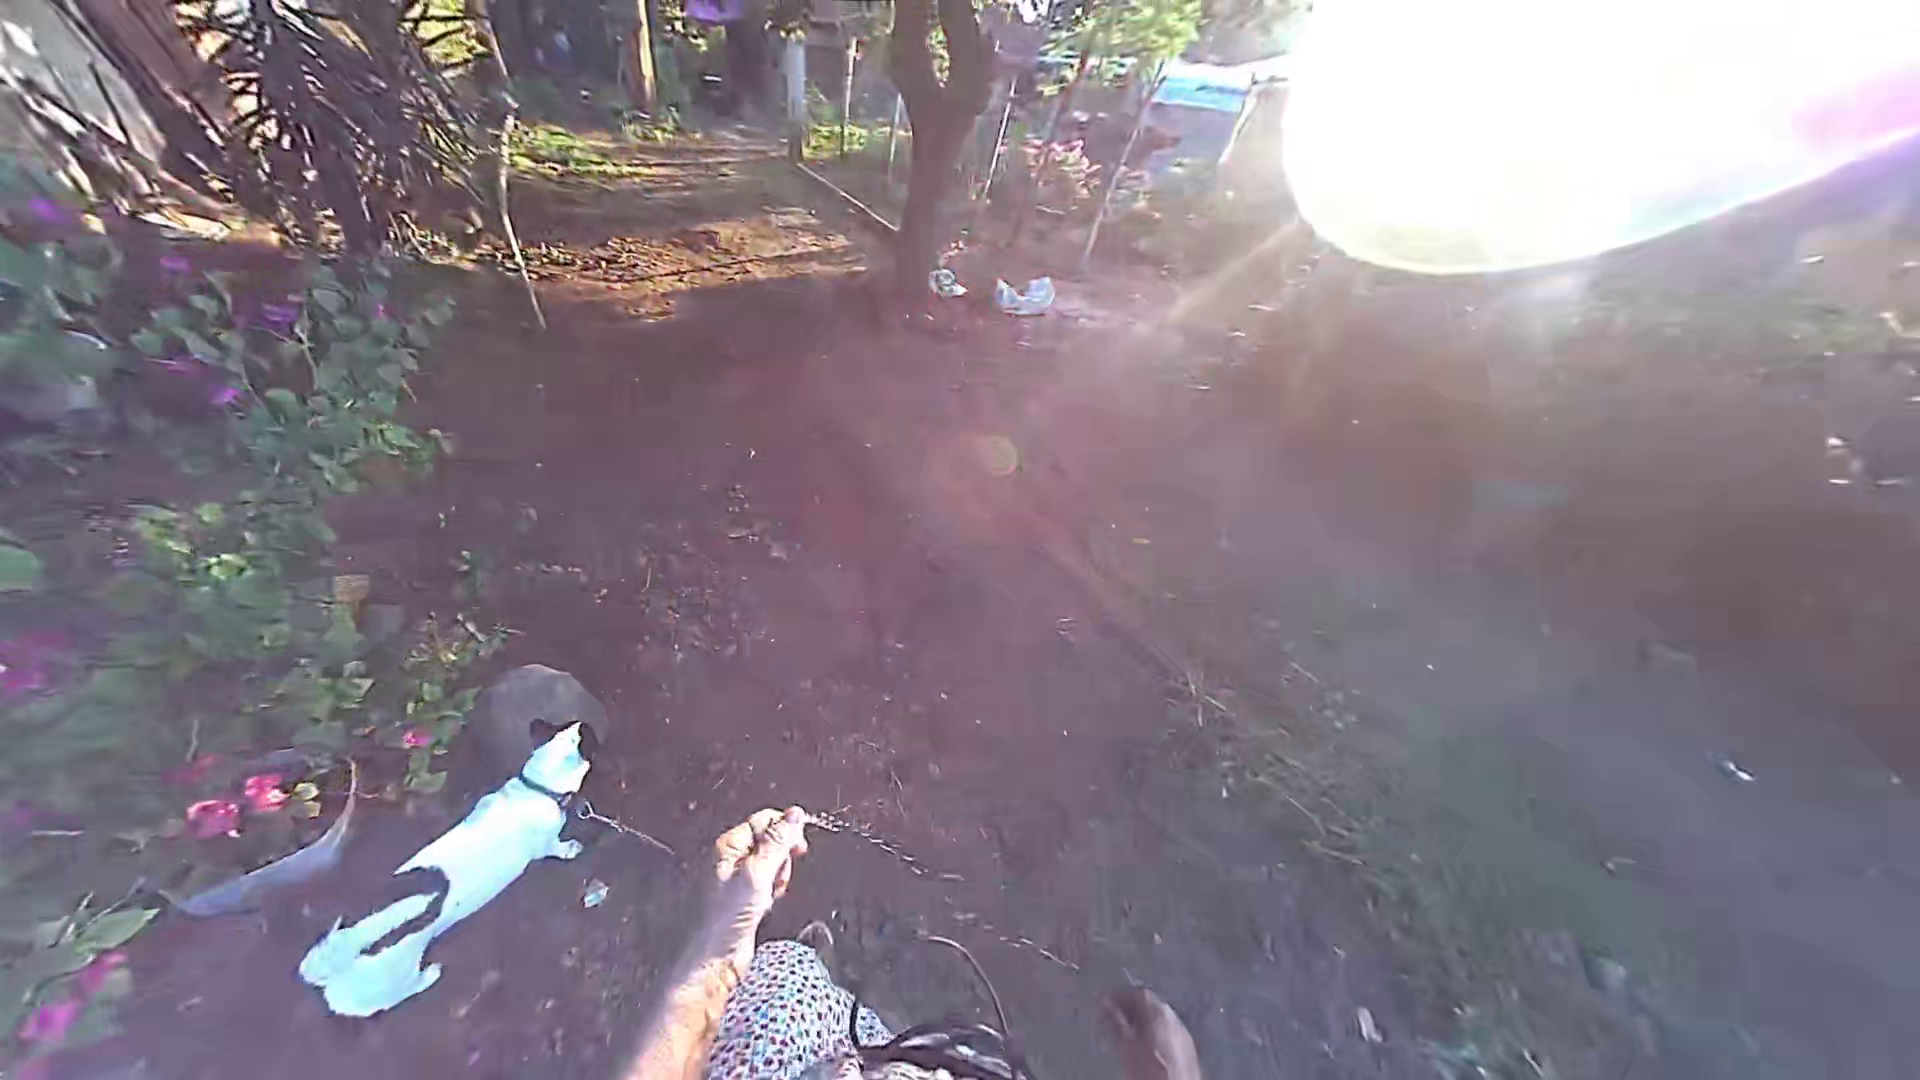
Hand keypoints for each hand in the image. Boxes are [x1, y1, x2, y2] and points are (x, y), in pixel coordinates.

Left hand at [711, 806, 809, 919]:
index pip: (765, 820)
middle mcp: (733, 857)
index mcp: (729, 845)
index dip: (784, 829)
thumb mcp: (757, 873)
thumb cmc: (726, 918)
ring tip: (770, 892)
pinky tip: (767, 901)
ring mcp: (739, 876)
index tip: (797, 843)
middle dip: (782, 856)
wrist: (715, 960)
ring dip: (779, 875)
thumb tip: (795, 814)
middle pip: (772, 839)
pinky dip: (773, 889)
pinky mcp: (746, 894)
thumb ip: (777, 842)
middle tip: (780, 873)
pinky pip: (770, 880)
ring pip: (774, 861)